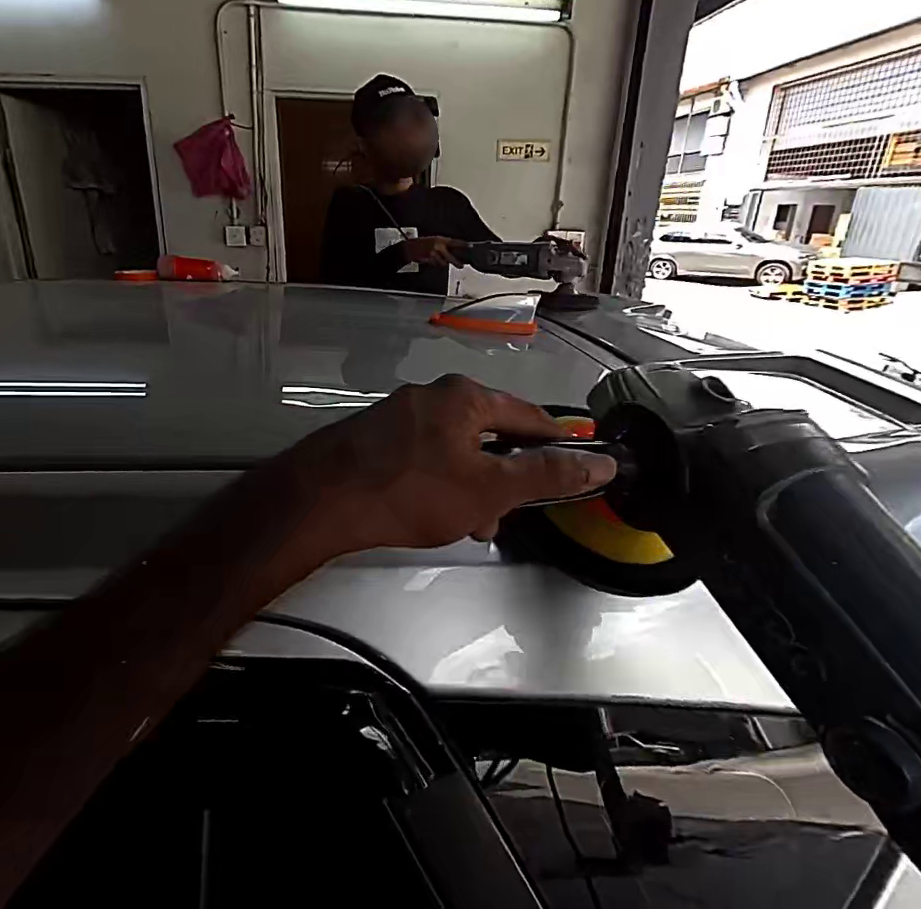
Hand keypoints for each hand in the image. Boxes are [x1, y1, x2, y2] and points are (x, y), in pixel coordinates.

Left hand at [279, 375, 615, 558]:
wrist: (324, 499)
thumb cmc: (410, 491)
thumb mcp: (489, 489)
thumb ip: (546, 475)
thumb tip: (597, 463)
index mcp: (463, 396)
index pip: (529, 416)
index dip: (555, 444)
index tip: (573, 466)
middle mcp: (429, 396)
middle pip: (487, 435)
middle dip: (501, 480)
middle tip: (501, 516)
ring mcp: (397, 415)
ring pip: (454, 451)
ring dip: (469, 488)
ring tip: (463, 526)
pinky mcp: (375, 437)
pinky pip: (422, 457)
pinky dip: (437, 484)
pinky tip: (430, 515)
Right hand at [401, 236, 465, 265]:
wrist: (409, 247)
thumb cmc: (422, 244)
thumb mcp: (435, 241)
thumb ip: (445, 246)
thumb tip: (455, 251)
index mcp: (441, 239)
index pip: (455, 242)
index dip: (464, 244)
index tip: (471, 246)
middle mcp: (439, 246)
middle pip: (451, 256)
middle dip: (456, 262)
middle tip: (461, 265)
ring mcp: (434, 253)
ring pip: (443, 262)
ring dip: (442, 263)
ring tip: (438, 259)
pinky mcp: (429, 259)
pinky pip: (436, 265)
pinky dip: (435, 264)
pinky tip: (432, 260)